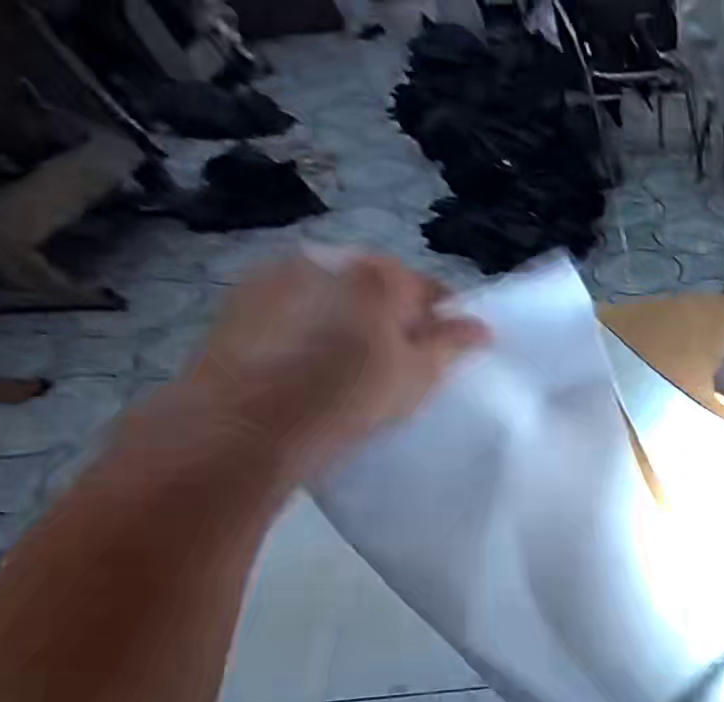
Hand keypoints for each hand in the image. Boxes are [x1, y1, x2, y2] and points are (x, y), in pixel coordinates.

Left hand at [188, 253, 486, 469]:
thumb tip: (481, 326)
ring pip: (335, 293)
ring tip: (351, 363)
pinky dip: (311, 323)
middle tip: (400, 360)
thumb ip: (453, 344)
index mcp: (379, 274)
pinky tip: (310, 361)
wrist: (250, 421)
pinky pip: (296, 304)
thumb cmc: (352, 395)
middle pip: (379, 285)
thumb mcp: (420, 375)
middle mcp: (329, 259)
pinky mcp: (243, 298)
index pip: (430, 288)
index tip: (445, 351)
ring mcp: (279, 274)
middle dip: (395, 314)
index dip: (444, 320)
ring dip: (351, 316)